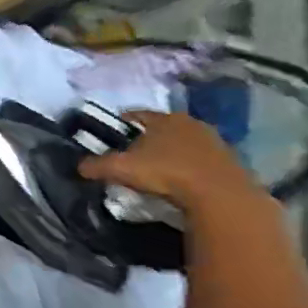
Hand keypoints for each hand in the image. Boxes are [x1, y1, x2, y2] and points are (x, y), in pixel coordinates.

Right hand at [78, 110, 263, 215]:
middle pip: (160, 128)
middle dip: (145, 139)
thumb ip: (95, 165)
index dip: (119, 124)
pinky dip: (185, 165)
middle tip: (130, 155)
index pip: (136, 114)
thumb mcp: (119, 169)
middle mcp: (190, 122)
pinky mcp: (227, 158)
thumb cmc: (164, 172)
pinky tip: (177, 180)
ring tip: (154, 170)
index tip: (109, 136)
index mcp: (163, 118)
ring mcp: (212, 139)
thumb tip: (80, 166)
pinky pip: (197, 158)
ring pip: (180, 142)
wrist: (217, 193)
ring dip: (168, 152)